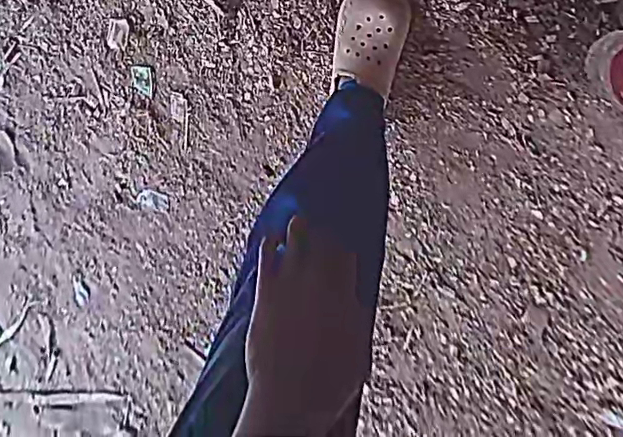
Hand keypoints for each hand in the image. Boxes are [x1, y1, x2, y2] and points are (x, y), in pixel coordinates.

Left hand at [236, 216, 372, 435]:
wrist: (288, 400)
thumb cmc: (325, 386)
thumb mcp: (356, 353)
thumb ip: (356, 319)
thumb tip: (354, 299)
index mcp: (344, 296)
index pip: (347, 255)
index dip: (343, 247)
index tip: (341, 242)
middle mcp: (320, 281)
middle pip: (324, 239)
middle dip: (323, 232)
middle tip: (321, 227)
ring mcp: (291, 280)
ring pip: (297, 236)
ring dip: (298, 228)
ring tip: (298, 222)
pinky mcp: (267, 286)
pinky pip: (268, 252)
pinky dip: (271, 242)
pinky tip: (271, 239)